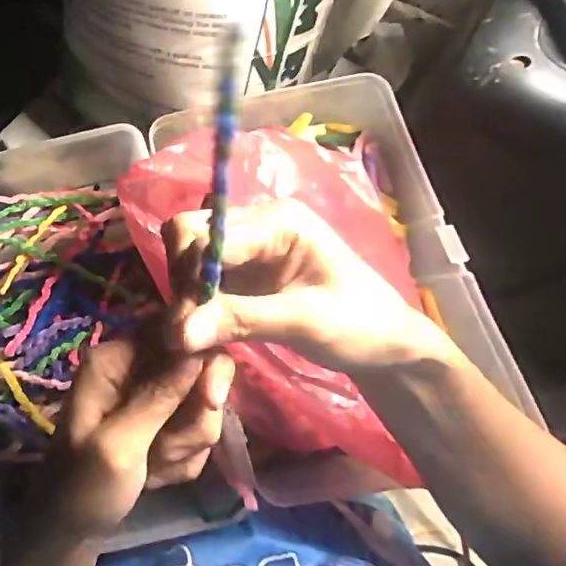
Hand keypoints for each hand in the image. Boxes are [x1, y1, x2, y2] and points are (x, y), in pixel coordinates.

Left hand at [16, 336, 234, 557]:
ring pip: (203, 406)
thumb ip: (159, 397)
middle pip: (200, 370)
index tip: (210, 399)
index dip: (202, 360)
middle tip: (165, 453)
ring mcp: (153, 394)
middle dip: (192, 419)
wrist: (72, 530)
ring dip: (185, 445)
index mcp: (116, 358)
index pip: (176, 331)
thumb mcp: (119, 443)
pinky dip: (183, 459)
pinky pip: (199, 431)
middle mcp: (136, 367)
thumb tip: (197, 349)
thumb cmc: (84, 484)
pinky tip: (155, 476)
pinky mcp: (166, 421)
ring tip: (152, 468)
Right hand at [162, 198, 462, 376]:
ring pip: (186, 256)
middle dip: (182, 282)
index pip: (207, 234)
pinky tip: (202, 334)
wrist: (387, 346)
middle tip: (186, 333)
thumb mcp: (306, 322)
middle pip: (187, 235)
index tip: (183, 329)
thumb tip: (177, 332)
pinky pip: (198, 278)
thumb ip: (241, 320)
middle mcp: (254, 222)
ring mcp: (244, 246)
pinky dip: (194, 305)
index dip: (189, 279)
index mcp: (277, 219)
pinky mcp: (238, 272)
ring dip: (184, 295)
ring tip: (193, 338)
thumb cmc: (362, 325)